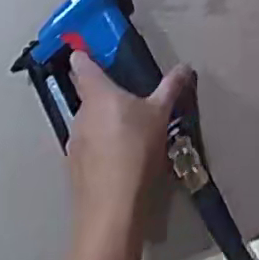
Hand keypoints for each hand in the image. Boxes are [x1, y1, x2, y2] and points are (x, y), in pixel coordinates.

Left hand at [65, 53, 192, 226]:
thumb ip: (171, 88)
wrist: (112, 212)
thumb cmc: (136, 150)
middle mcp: (80, 114)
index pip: (81, 64)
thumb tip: (184, 67)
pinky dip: (101, 146)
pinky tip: (121, 159)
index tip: (89, 48)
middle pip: (87, 94)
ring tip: (130, 130)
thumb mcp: (160, 115)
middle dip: (105, 93)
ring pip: (89, 122)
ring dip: (104, 121)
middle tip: (129, 95)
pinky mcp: (75, 170)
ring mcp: (74, 143)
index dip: (83, 53)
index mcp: (97, 93)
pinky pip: (88, 147)